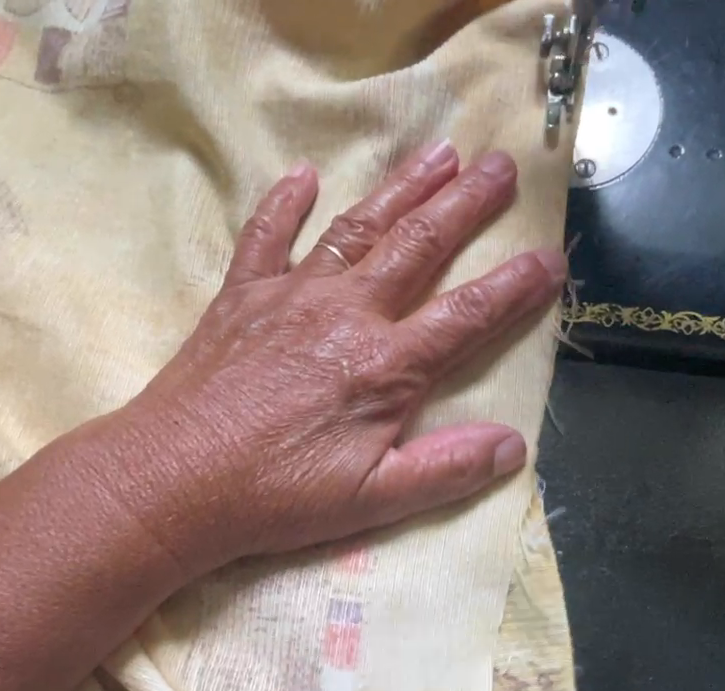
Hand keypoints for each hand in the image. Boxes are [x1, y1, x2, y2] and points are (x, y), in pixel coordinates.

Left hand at [90, 143, 565, 575]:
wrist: (174, 481)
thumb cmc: (277, 496)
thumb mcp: (374, 501)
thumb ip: (447, 470)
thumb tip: (514, 445)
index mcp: (385, 368)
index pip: (467, 317)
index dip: (514, 288)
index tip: (550, 257)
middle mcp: (346, 315)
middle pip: (418, 247)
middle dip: (465, 206)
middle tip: (500, 167)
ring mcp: (291, 297)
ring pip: (358, 228)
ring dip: (401, 189)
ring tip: (439, 155)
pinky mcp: (242, 297)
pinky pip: (266, 237)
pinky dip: (284, 205)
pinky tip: (303, 177)